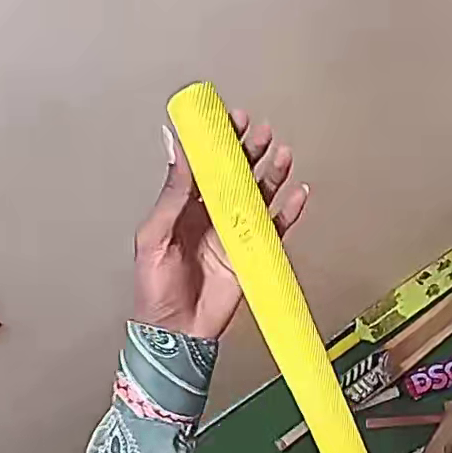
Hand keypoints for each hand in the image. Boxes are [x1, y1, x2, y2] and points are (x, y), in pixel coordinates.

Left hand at [133, 109, 310, 339]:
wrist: (176, 332)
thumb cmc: (155, 289)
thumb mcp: (155, 236)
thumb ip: (171, 194)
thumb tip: (176, 148)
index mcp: (184, 208)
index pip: (205, 167)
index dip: (218, 142)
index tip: (229, 120)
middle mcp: (211, 217)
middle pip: (236, 176)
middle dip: (250, 152)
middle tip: (261, 133)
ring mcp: (234, 234)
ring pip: (258, 197)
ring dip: (272, 176)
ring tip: (283, 155)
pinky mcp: (251, 255)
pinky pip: (275, 229)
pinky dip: (288, 213)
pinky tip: (296, 195)